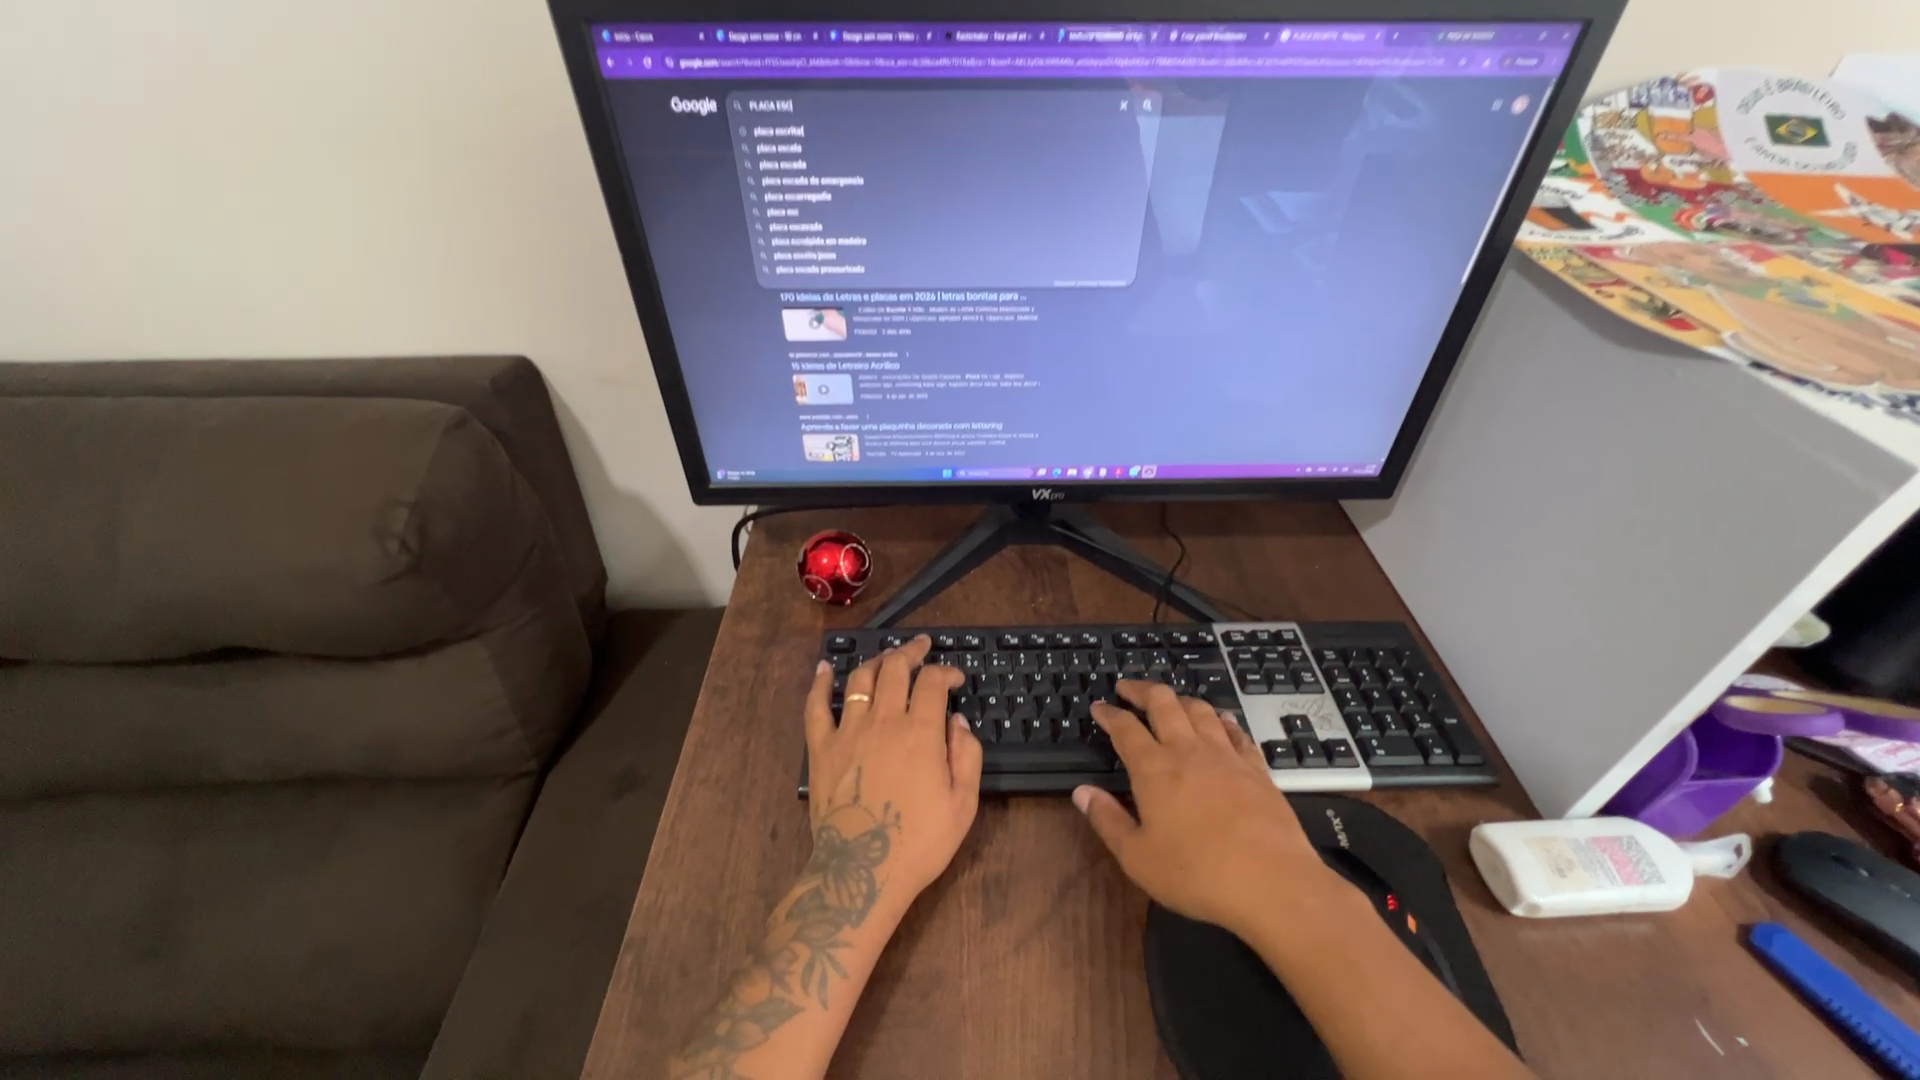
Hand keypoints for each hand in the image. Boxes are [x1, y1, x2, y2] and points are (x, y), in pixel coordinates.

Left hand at [803, 635, 982, 905]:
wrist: (862, 872)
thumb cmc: (920, 842)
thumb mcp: (963, 804)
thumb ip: (966, 755)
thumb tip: (957, 721)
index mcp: (920, 733)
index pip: (932, 682)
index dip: (946, 671)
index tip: (956, 678)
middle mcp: (883, 722)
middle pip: (895, 669)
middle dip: (911, 651)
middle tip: (922, 647)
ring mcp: (848, 732)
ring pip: (860, 680)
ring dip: (876, 661)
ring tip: (888, 657)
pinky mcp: (821, 748)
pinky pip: (816, 707)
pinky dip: (820, 683)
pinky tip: (824, 669)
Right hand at [1074, 681, 1354, 936]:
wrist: (1271, 882)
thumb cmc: (1196, 874)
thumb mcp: (1137, 857)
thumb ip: (1107, 820)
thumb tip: (1082, 791)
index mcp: (1154, 769)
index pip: (1125, 728)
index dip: (1109, 713)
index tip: (1099, 706)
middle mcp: (1188, 752)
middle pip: (1163, 703)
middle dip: (1141, 690)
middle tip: (1128, 687)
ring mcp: (1226, 756)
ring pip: (1200, 710)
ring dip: (1180, 699)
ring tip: (1170, 700)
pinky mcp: (1257, 769)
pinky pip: (1236, 732)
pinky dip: (1223, 720)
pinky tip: (1222, 720)